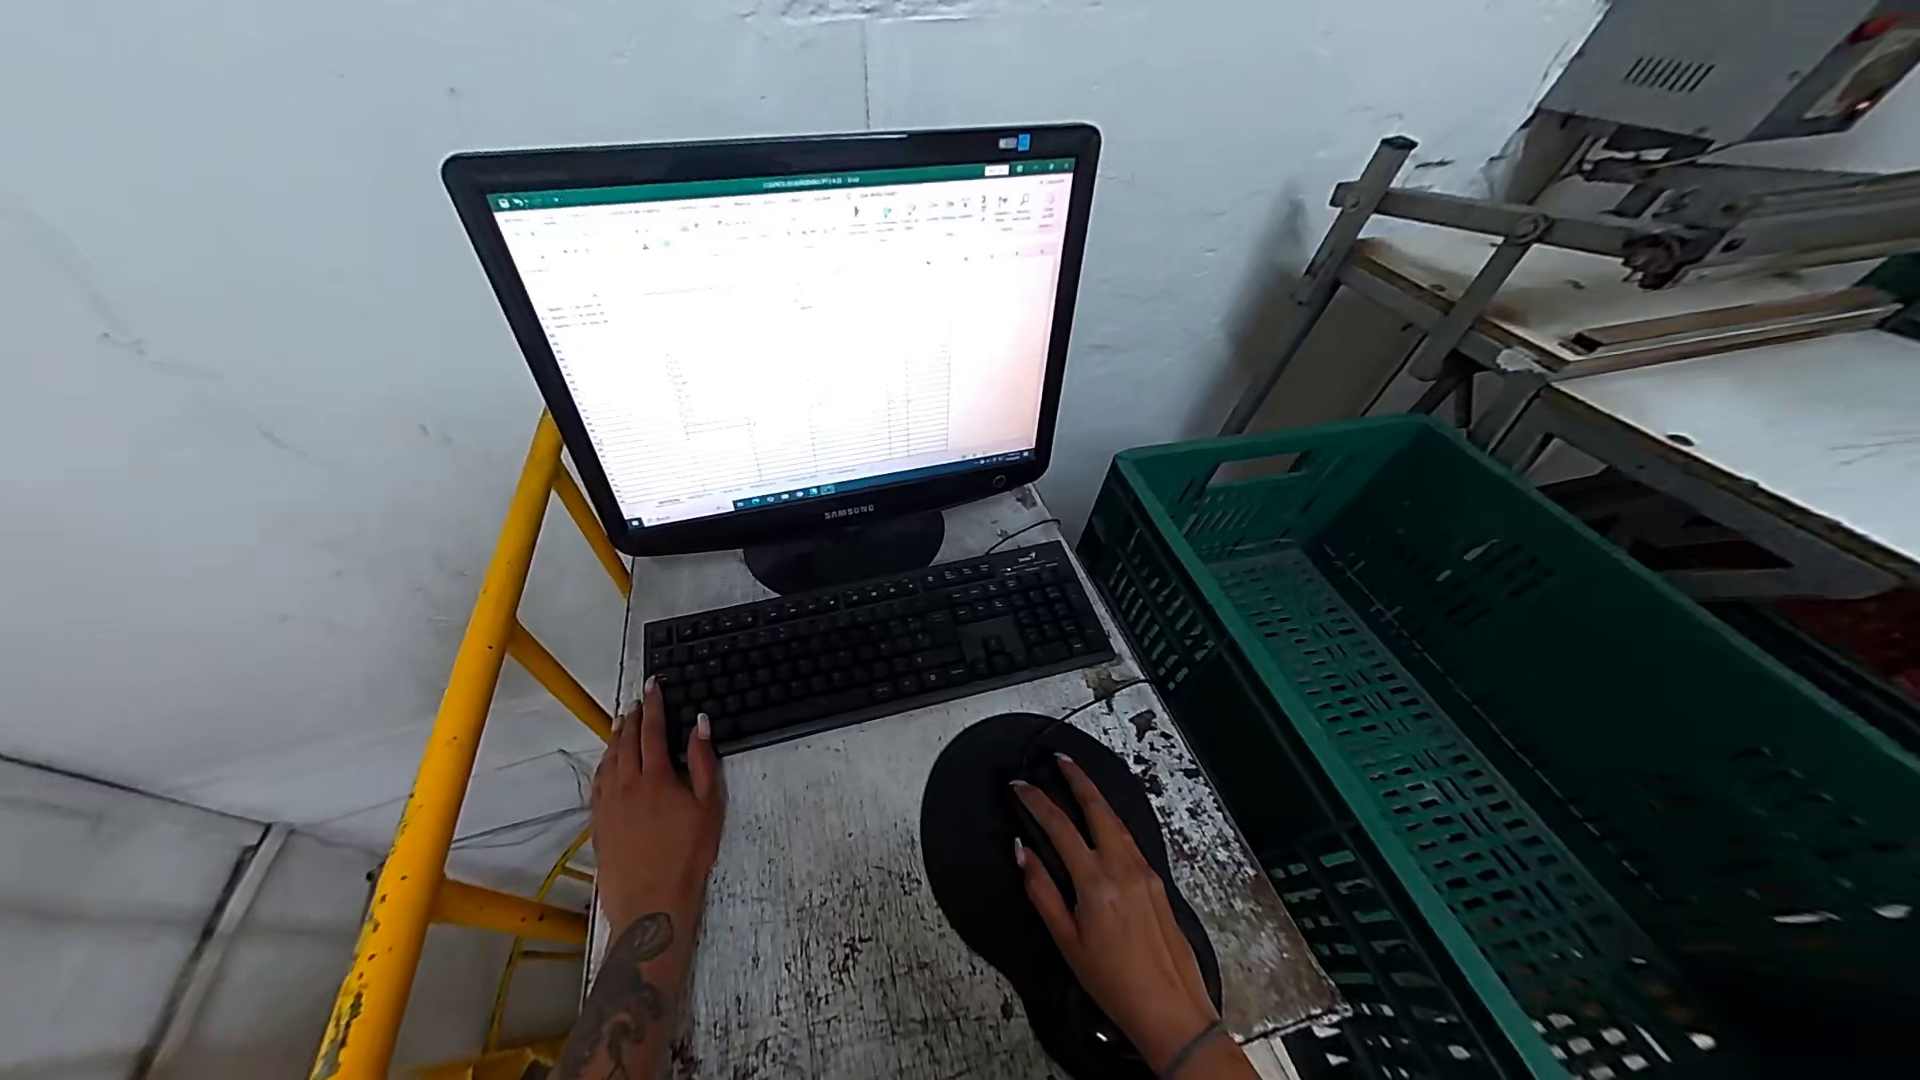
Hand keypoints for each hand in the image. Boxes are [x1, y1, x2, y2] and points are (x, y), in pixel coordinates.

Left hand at [591, 677, 724, 935]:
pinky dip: (604, 762)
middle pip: (627, 742)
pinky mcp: (598, 822)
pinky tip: (608, 760)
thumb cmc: (689, 852)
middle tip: (639, 699)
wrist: (652, 902)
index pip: (653, 731)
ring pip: (609, 760)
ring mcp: (608, 804)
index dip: (654, 705)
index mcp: (656, 777)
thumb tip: (700, 723)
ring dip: (617, 737)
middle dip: (635, 717)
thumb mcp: (709, 804)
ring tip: (622, 721)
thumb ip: (704, 760)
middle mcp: (626, 784)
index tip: (653, 685)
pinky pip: (598, 782)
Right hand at [1012, 754, 1225, 1073]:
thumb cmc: (1114, 984)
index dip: (1036, 800)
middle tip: (1060, 759)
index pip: (1059, 826)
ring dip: (1095, 794)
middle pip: (1096, 806)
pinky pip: (1129, 837)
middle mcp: (1123, 867)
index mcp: (1096, 882)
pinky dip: (1111, 818)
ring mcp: (1144, 870)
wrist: (1172, 1012)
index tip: (1020, 786)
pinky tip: (1102, 818)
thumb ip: (1041, 891)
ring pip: (1116, 818)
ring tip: (1078, 779)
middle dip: (1076, 777)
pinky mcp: (1157, 880)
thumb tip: (1022, 851)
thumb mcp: (1066, 941)